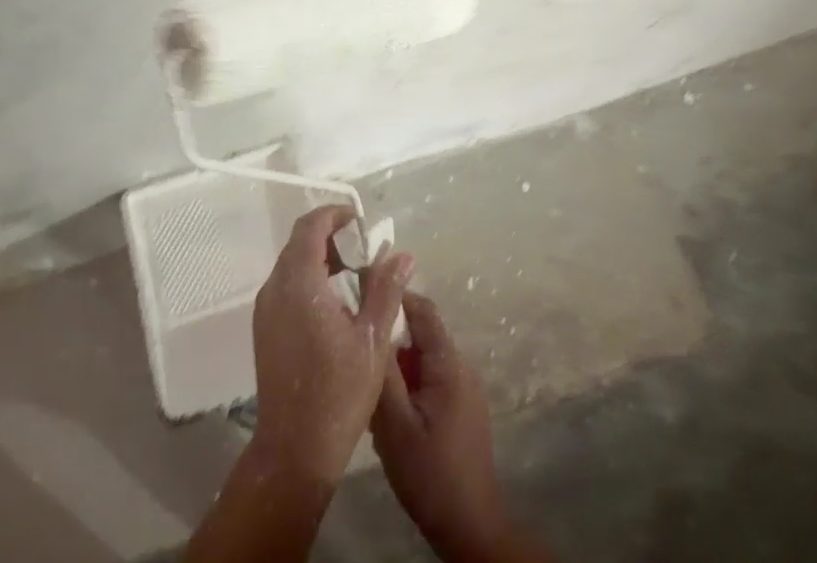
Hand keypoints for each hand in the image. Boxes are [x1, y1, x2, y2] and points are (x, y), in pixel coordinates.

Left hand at [250, 204, 414, 483]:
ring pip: (290, 267)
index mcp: (299, 284)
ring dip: (320, 260)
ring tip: (356, 275)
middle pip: (298, 244)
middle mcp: (274, 289)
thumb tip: (401, 254)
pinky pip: (285, 288)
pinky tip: (336, 304)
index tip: (360, 220)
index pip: (309, 228)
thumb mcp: (372, 338)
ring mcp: (265, 310)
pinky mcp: (264, 329)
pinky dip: (309, 282)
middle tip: (365, 250)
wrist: (296, 444)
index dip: (334, 215)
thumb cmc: (340, 391)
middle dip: (330, 238)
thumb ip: (385, 289)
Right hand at [373, 293, 527, 562]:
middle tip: (348, 342)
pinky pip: (425, 380)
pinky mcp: (457, 409)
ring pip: (418, 359)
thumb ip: (382, 370)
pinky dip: (402, 384)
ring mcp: (461, 390)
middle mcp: (460, 369)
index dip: (390, 294)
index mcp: (449, 364)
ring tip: (359, 378)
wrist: (467, 524)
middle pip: (418, 333)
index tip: (354, 292)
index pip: (421, 309)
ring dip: (391, 364)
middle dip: (384, 335)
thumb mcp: (394, 421)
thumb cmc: (429, 472)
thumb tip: (369, 320)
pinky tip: (379, 408)